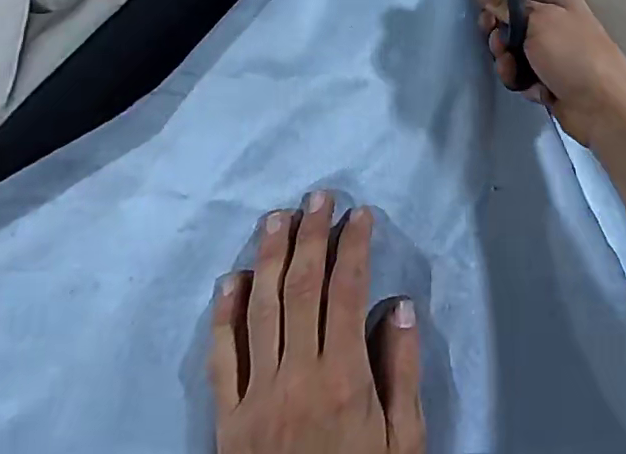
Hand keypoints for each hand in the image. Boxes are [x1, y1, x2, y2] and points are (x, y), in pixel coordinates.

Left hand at [210, 193, 423, 453]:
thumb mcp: (404, 442)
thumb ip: (402, 371)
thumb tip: (400, 305)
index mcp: (344, 379)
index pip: (347, 292)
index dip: (354, 246)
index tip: (359, 214)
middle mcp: (296, 378)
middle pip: (301, 290)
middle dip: (311, 236)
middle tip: (317, 196)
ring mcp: (254, 398)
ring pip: (260, 311)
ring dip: (269, 258)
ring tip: (277, 218)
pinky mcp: (225, 421)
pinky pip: (221, 358)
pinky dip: (224, 314)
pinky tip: (232, 279)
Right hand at [471, 0, 625, 147]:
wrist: (603, 106)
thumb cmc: (572, 54)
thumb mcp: (537, 21)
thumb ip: (505, 3)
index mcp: (560, 4)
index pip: (519, 0)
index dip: (499, 9)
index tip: (486, 20)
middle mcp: (558, 27)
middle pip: (513, 28)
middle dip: (501, 40)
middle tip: (501, 49)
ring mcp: (555, 56)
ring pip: (516, 55)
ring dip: (509, 64)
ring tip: (516, 74)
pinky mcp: (551, 82)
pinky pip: (525, 77)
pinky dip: (523, 83)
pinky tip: (533, 90)